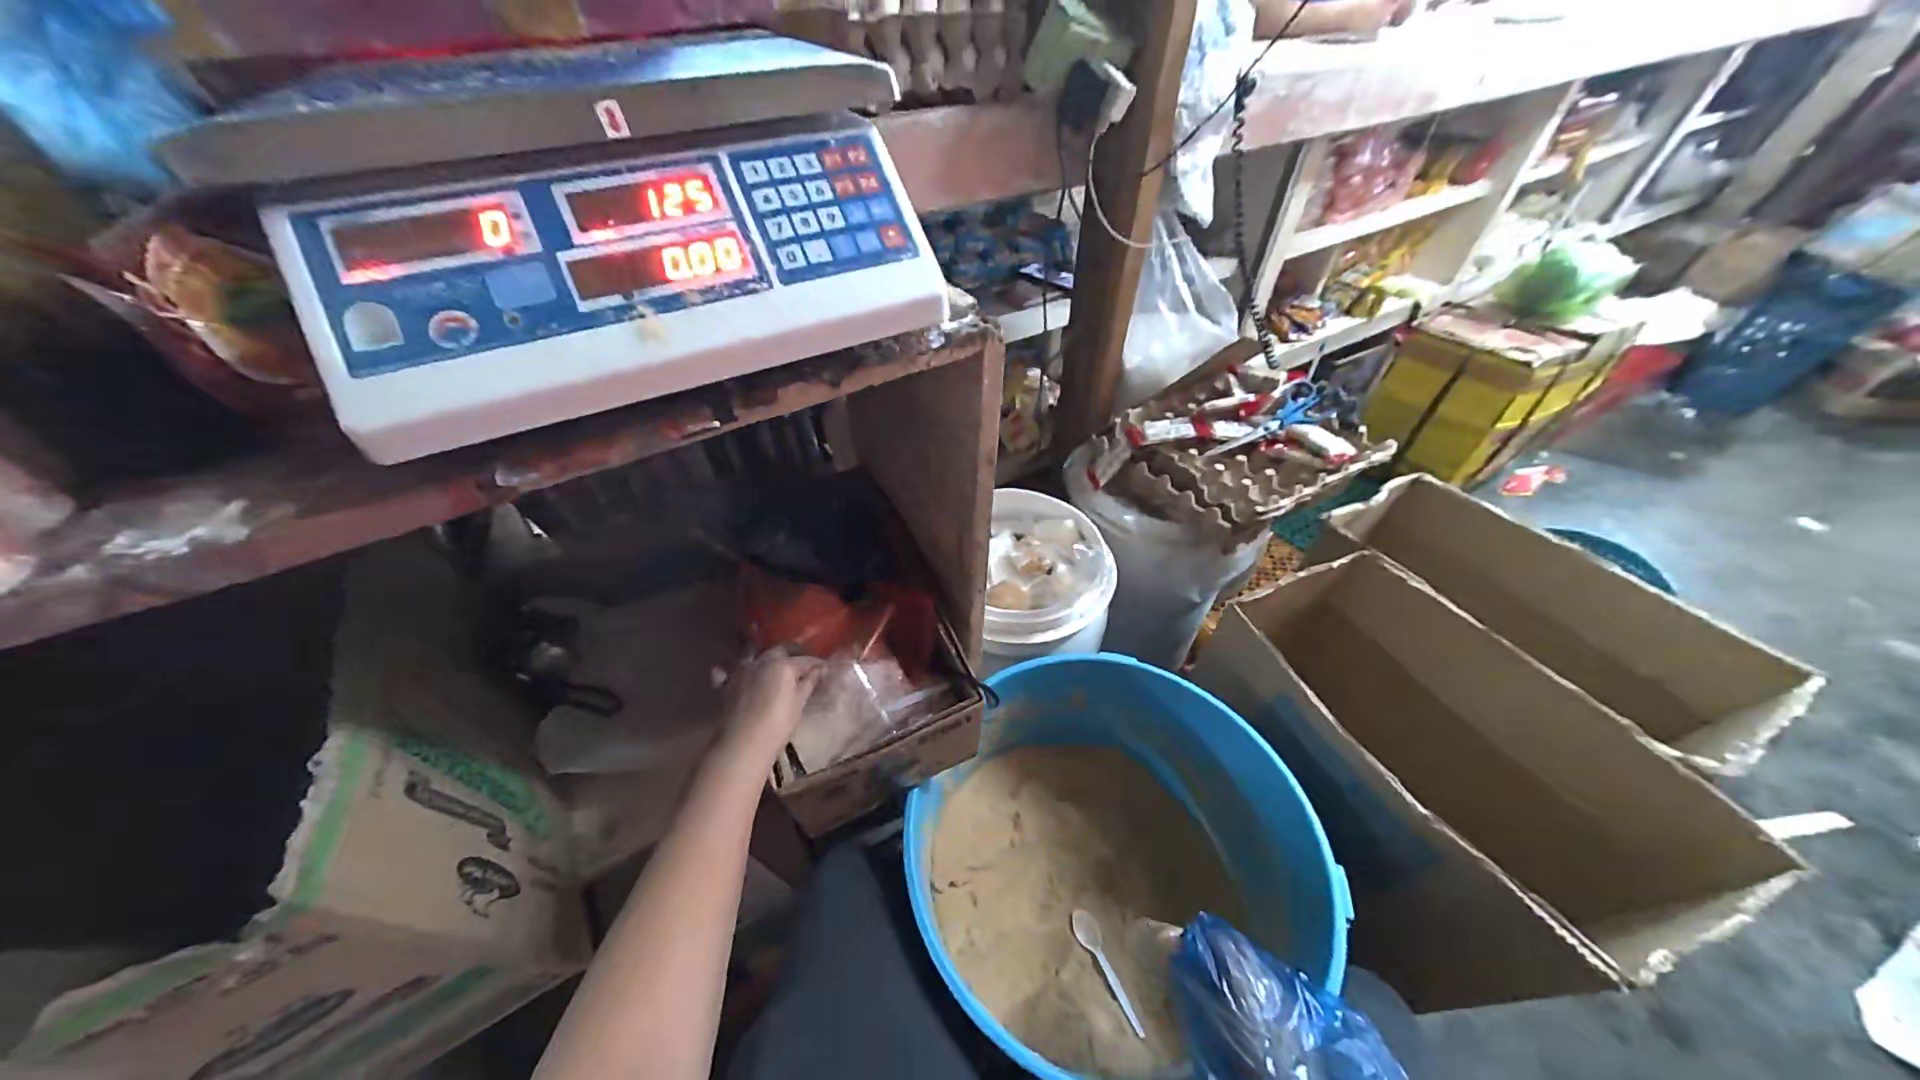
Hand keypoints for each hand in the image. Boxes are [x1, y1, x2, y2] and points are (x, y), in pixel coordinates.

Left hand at [715, 649, 825, 766]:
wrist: (743, 743)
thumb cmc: (778, 724)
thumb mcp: (799, 703)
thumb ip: (809, 683)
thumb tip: (819, 669)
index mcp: (783, 665)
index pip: (805, 660)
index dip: (816, 663)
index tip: (824, 668)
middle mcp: (762, 661)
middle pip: (780, 650)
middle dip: (793, 652)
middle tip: (802, 663)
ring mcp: (743, 670)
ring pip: (756, 654)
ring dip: (767, 655)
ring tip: (775, 663)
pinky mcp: (728, 683)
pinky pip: (731, 669)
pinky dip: (738, 668)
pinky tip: (741, 672)